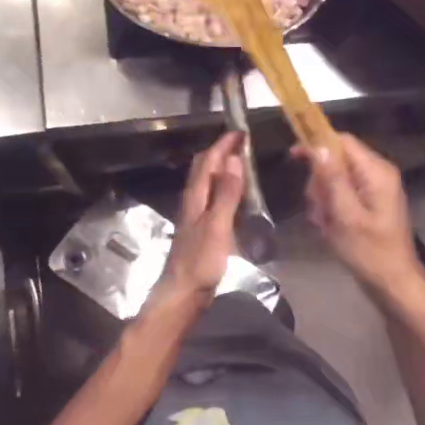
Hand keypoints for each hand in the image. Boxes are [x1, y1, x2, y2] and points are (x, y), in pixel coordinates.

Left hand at [149, 130, 245, 312]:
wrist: (183, 293)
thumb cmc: (200, 261)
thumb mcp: (218, 226)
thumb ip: (226, 194)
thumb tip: (234, 160)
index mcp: (196, 198)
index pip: (208, 162)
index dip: (222, 145)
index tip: (240, 132)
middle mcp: (193, 202)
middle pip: (203, 169)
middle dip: (220, 152)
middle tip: (241, 143)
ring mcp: (195, 216)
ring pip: (206, 183)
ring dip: (221, 169)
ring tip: (240, 163)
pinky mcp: (201, 230)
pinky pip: (212, 199)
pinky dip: (223, 188)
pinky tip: (233, 196)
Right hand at [294, 133, 422, 295]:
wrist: (393, 283)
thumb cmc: (369, 251)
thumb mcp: (345, 215)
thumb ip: (332, 179)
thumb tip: (317, 146)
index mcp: (376, 172)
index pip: (342, 141)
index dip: (316, 144)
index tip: (292, 156)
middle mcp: (377, 174)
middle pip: (336, 160)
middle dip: (319, 182)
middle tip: (317, 209)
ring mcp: (374, 190)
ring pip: (335, 180)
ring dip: (323, 199)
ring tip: (324, 224)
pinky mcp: (369, 204)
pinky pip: (342, 196)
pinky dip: (331, 209)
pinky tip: (330, 228)